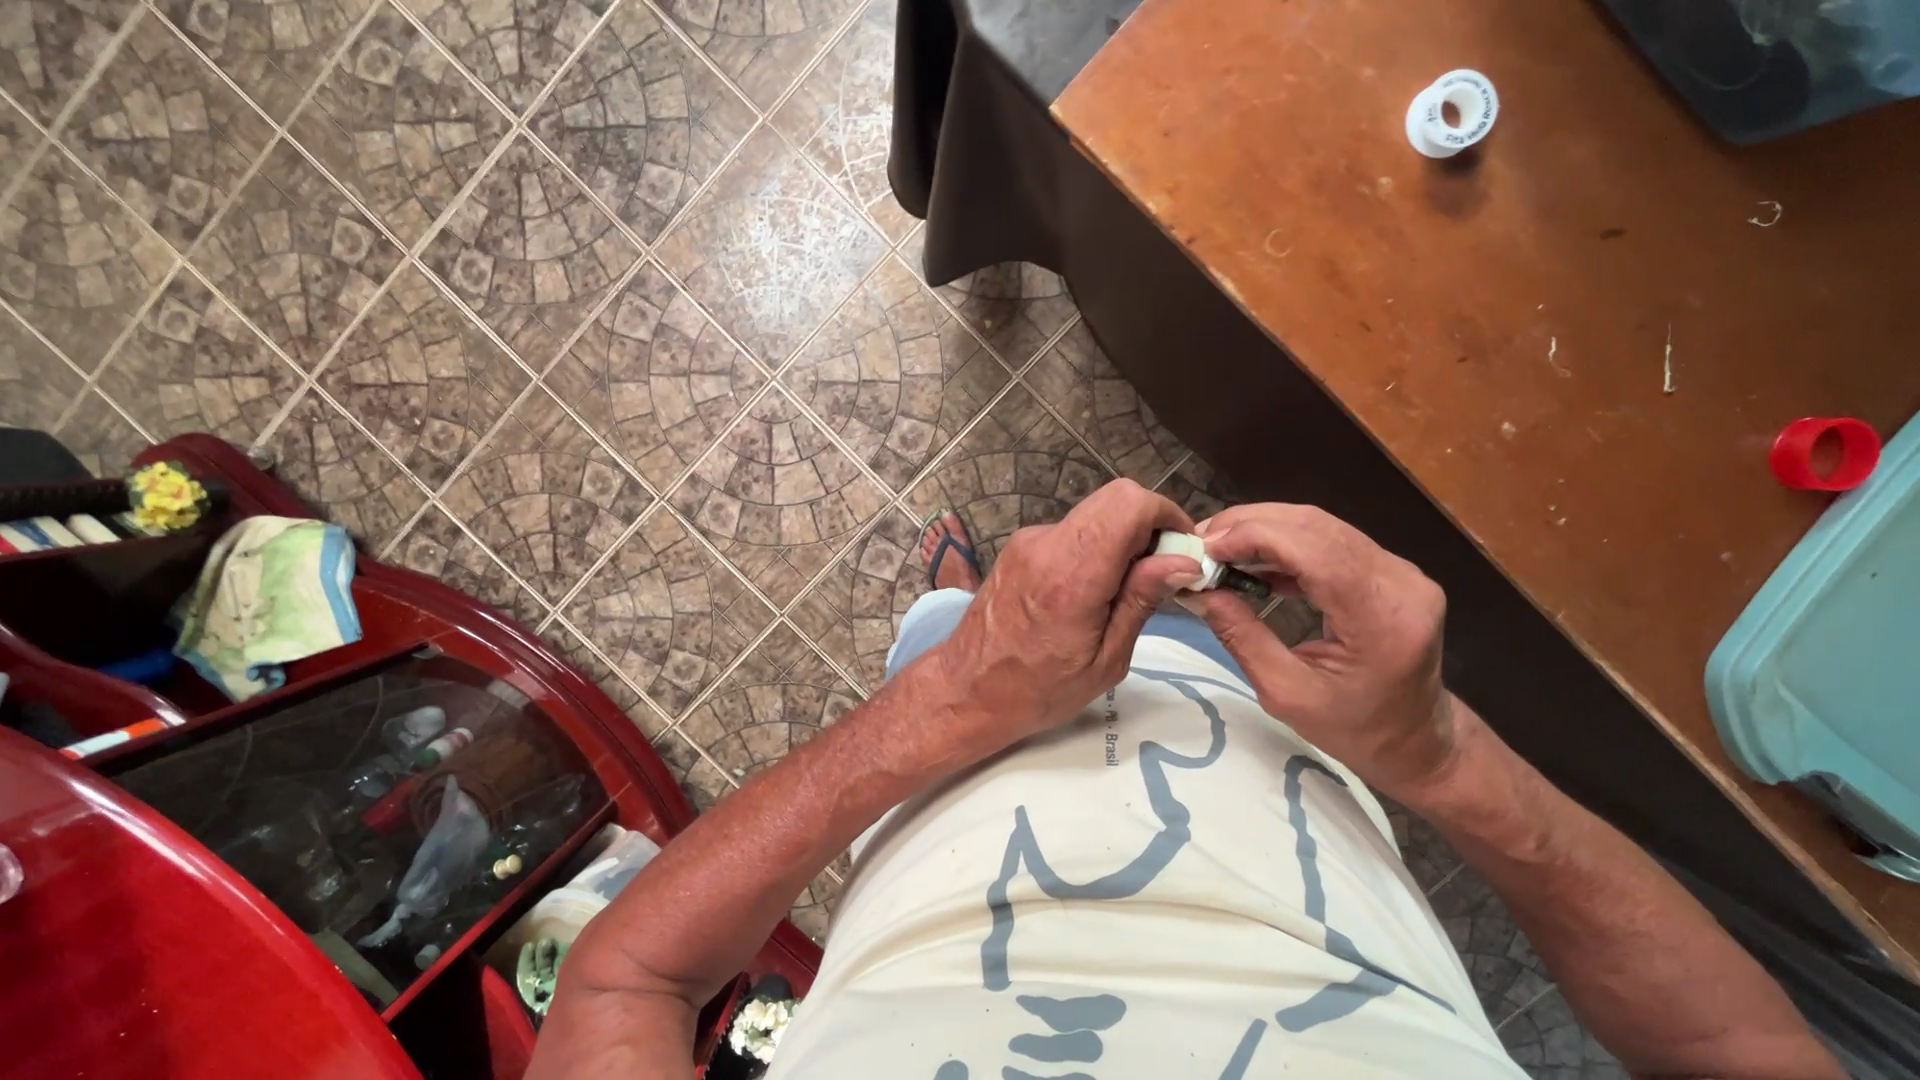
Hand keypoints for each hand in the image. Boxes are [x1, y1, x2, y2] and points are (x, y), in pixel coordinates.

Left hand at [925, 479, 1198, 755]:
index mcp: (1074, 574)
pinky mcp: (1019, 546)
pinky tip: (1091, 591)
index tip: (1181, 552)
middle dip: (1148, 525)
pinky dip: (1094, 547)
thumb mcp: (1106, 660)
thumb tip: (1183, 562)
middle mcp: (1048, 544)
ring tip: (1123, 589)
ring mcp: (1029, 541)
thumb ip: (1141, 601)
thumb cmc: (1038, 689)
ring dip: (1120, 538)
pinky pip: (1072, 531)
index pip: (1131, 504)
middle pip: (1115, 497)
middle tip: (1158, 571)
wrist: (967, 689)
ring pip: (1094, 514)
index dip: (1167, 517)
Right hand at [1181, 504, 1457, 799]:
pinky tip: (1252, 560)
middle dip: (1251, 525)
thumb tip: (1197, 590)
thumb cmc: (1354, 730)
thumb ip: (1242, 636)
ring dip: (1265, 529)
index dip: (1254, 536)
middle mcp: (1399, 581)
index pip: (1314, 550)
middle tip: (1199, 540)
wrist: (1418, 742)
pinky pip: (1332, 541)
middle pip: (1316, 526)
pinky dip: (1286, 543)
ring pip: (1322, 526)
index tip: (1203, 545)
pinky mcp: (1392, 571)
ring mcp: (1400, 572)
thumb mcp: (1285, 693)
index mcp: (1380, 617)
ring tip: (1217, 547)